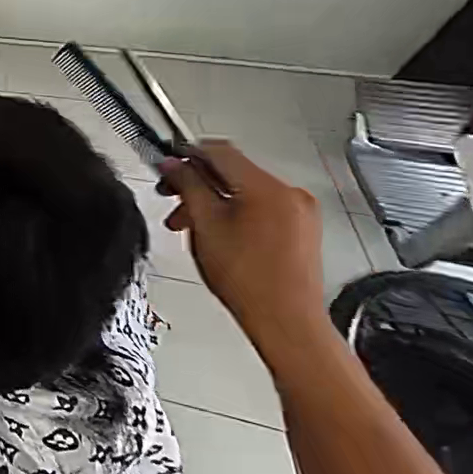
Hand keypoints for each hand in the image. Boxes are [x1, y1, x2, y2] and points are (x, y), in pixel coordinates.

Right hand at [160, 141, 329, 354]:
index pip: (220, 151)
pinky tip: (219, 234)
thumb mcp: (205, 226)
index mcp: (266, 187)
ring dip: (215, 200)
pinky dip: (237, 213)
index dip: (188, 155)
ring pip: (246, 191)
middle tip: (174, 196)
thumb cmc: (250, 282)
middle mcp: (289, 193)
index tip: (170, 165)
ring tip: (193, 223)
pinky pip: (262, 207)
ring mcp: (299, 211)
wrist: (286, 322)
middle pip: (233, 171)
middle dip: (199, 183)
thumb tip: (175, 164)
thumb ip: (187, 186)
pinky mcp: (301, 229)